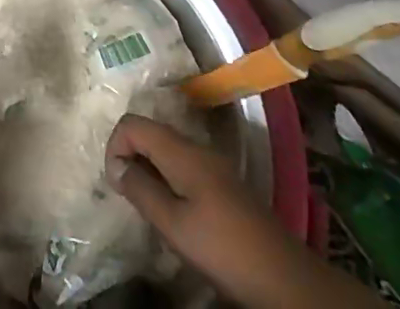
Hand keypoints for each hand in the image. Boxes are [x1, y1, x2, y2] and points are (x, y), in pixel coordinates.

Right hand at [107, 115, 385, 308]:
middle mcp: (197, 147)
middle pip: (150, 132)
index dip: (116, 146)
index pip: (133, 123)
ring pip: (167, 149)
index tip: (116, 182)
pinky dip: (166, 177)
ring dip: (148, 168)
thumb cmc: (222, 246)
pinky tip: (171, 209)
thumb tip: (116, 165)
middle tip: (127, 194)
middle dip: (130, 155)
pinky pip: (182, 165)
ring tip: (146, 203)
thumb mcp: (173, 223)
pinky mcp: (222, 182)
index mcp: (182, 151)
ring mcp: (212, 163)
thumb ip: (141, 189)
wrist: (283, 275)